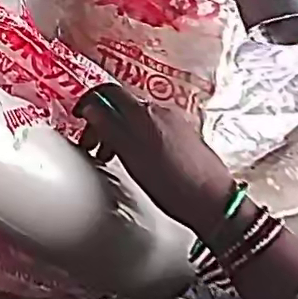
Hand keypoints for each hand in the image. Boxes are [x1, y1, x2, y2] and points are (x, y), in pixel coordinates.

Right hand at [76, 83, 235, 236]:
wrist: (218, 207)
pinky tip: (136, 158)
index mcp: (143, 111)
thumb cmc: (170, 183)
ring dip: (119, 131)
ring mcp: (176, 124)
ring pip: (137, 119)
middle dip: (102, 121)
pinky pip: (153, 129)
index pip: (109, 90)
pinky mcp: (187, 138)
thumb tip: (91, 108)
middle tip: (91, 143)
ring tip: (111, 155)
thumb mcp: (130, 156)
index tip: (79, 115)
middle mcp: (160, 111)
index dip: (90, 99)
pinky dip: (137, 138)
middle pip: (122, 105)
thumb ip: (108, 128)